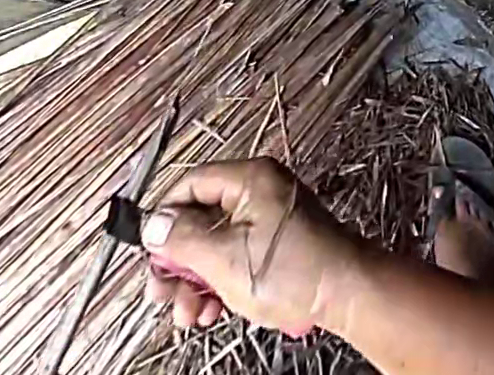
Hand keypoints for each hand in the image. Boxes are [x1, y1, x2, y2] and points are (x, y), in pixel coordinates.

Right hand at [139, 158, 365, 336]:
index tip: (151, 257)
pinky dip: (219, 280)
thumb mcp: (225, 258)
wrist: (342, 290)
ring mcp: (268, 213)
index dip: (166, 218)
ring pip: (215, 240)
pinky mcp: (275, 238)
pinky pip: (235, 251)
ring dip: (195, 279)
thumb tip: (155, 224)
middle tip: (163, 296)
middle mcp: (259, 188)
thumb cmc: (290, 270)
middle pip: (200, 216)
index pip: (192, 183)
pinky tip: (211, 310)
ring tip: (191, 314)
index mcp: (250, 178)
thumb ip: (184, 240)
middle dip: (178, 261)